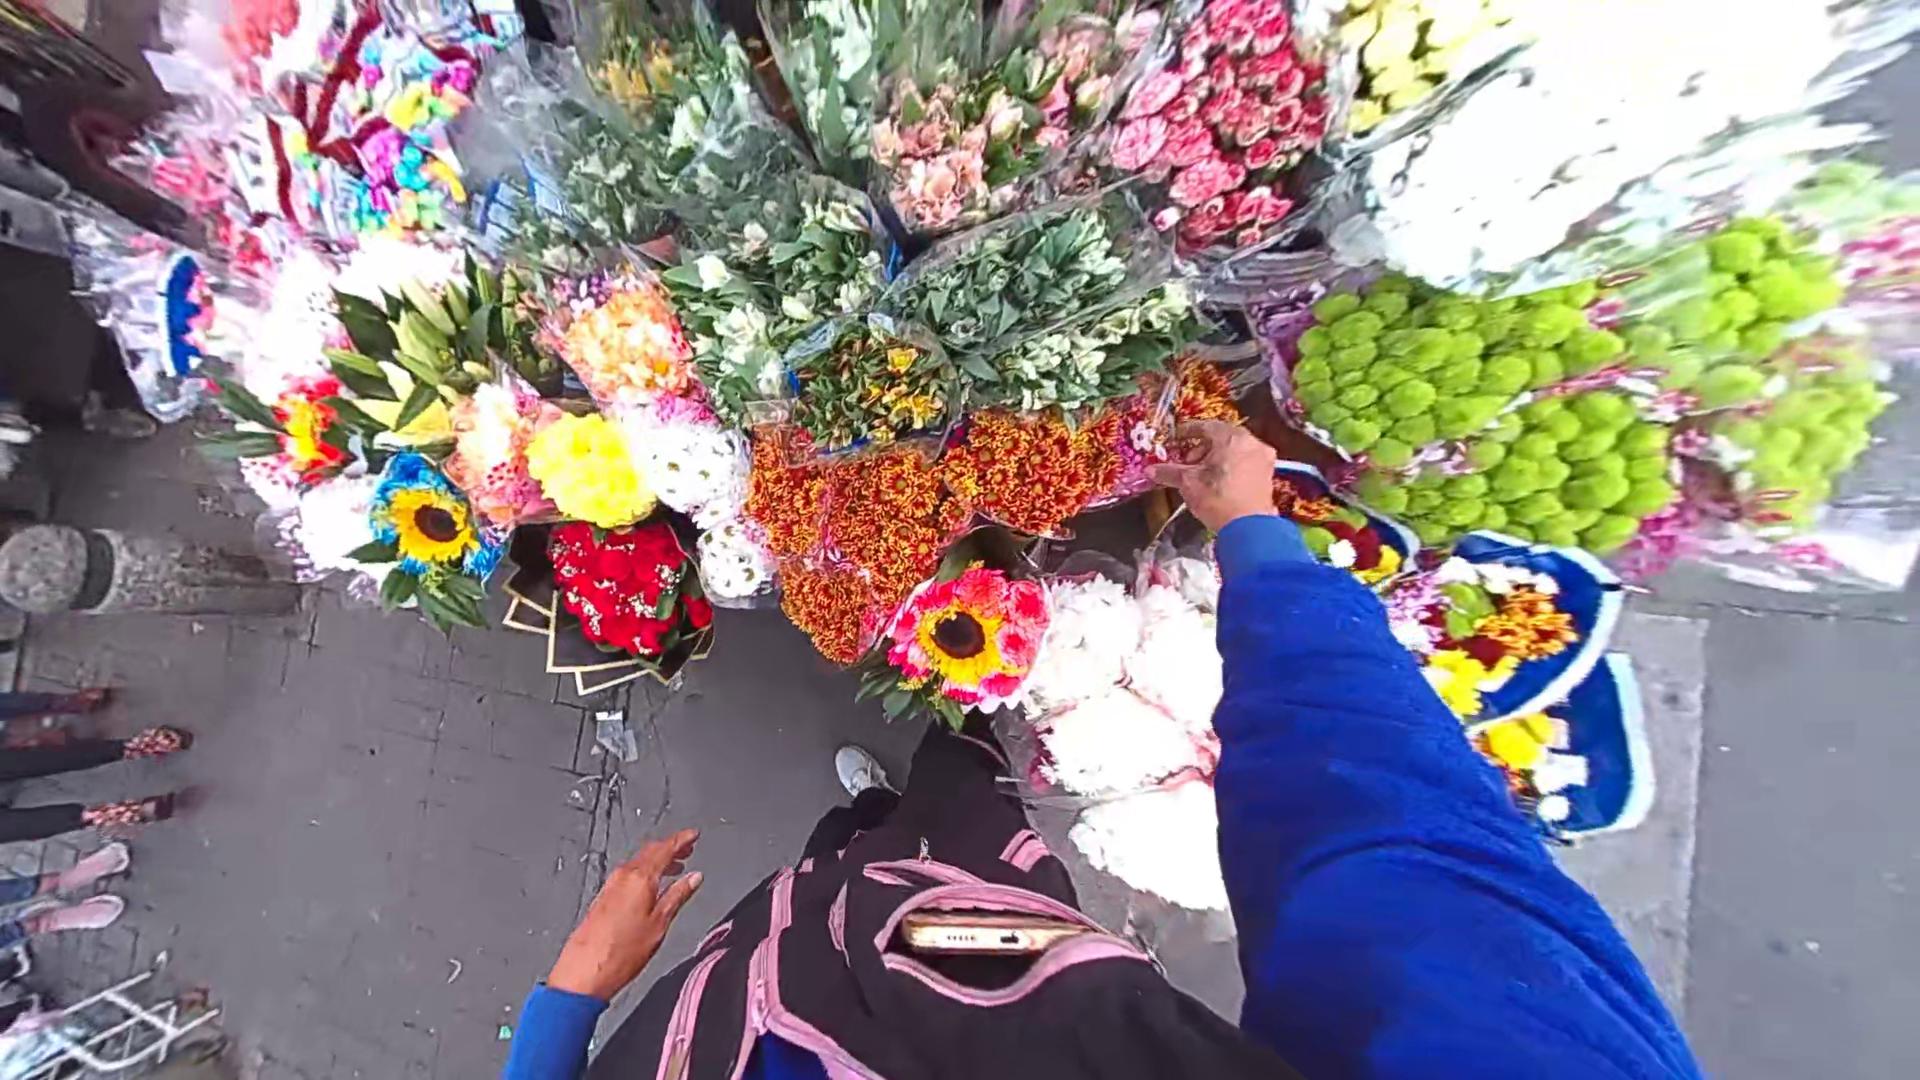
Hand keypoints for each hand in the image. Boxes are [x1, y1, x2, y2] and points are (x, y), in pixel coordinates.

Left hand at [547, 829, 702, 1000]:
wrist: (578, 980)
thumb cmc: (619, 955)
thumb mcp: (659, 924)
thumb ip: (678, 895)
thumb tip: (694, 877)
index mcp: (640, 878)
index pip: (666, 848)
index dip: (683, 839)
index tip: (694, 835)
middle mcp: (623, 877)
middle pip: (651, 851)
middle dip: (671, 847)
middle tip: (687, 849)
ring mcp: (609, 887)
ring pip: (638, 862)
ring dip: (657, 860)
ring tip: (673, 867)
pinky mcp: (601, 899)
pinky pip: (627, 875)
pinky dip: (643, 872)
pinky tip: (649, 886)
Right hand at [1150, 420, 1277, 531]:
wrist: (1248, 527)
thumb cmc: (1217, 498)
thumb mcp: (1187, 482)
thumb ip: (1168, 472)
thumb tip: (1150, 470)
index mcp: (1231, 438)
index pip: (1206, 426)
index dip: (1188, 431)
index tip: (1177, 437)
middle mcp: (1251, 443)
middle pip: (1222, 437)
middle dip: (1202, 448)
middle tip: (1187, 461)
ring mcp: (1263, 459)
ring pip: (1235, 450)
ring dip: (1217, 457)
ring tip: (1201, 474)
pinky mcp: (1267, 475)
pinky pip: (1245, 462)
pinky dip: (1230, 466)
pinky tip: (1218, 481)